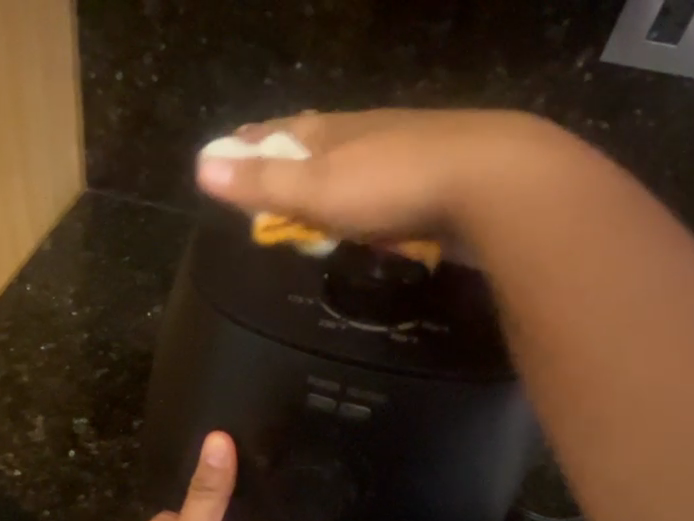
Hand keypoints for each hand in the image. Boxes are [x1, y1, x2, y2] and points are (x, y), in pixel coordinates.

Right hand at [196, 109, 571, 261]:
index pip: (279, 132)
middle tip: (269, 169)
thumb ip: (263, 182)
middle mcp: (368, 135)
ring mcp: (407, 155)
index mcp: (333, 133)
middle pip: (317, 144)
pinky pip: (389, 191)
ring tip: (316, 195)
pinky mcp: (438, 182)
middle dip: (290, 156)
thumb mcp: (316, 188)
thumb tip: (200, 165)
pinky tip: (375, 215)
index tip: (226, 146)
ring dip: (333, 178)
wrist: (493, 184)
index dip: (250, 142)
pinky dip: (370, 200)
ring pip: (357, 165)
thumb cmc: (392, 186)